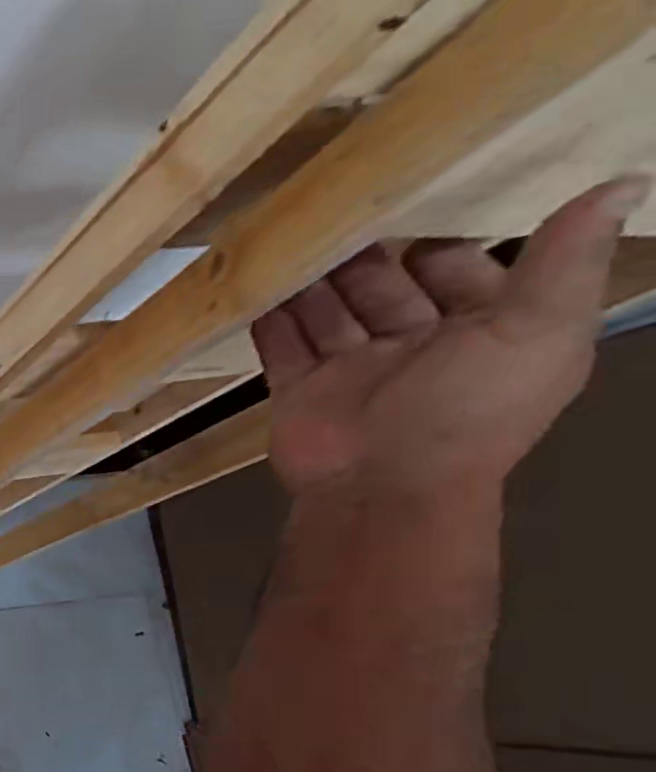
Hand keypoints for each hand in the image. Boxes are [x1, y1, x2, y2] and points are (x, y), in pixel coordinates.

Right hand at [252, 176, 648, 499]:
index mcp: (480, 330)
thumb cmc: (466, 408)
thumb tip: (623, 181)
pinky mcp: (299, 391)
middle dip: (362, 260)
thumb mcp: (540, 328)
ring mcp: (350, 371)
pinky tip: (257, 293)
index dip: (439, 240)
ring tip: (288, 245)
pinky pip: (282, 350)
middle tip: (333, 218)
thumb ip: (566, 258)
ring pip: (327, 316)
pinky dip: (269, 324)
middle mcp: (413, 348)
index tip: (411, 199)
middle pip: (382, 291)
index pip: (458, 271)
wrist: (379, 485)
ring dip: (311, 285)